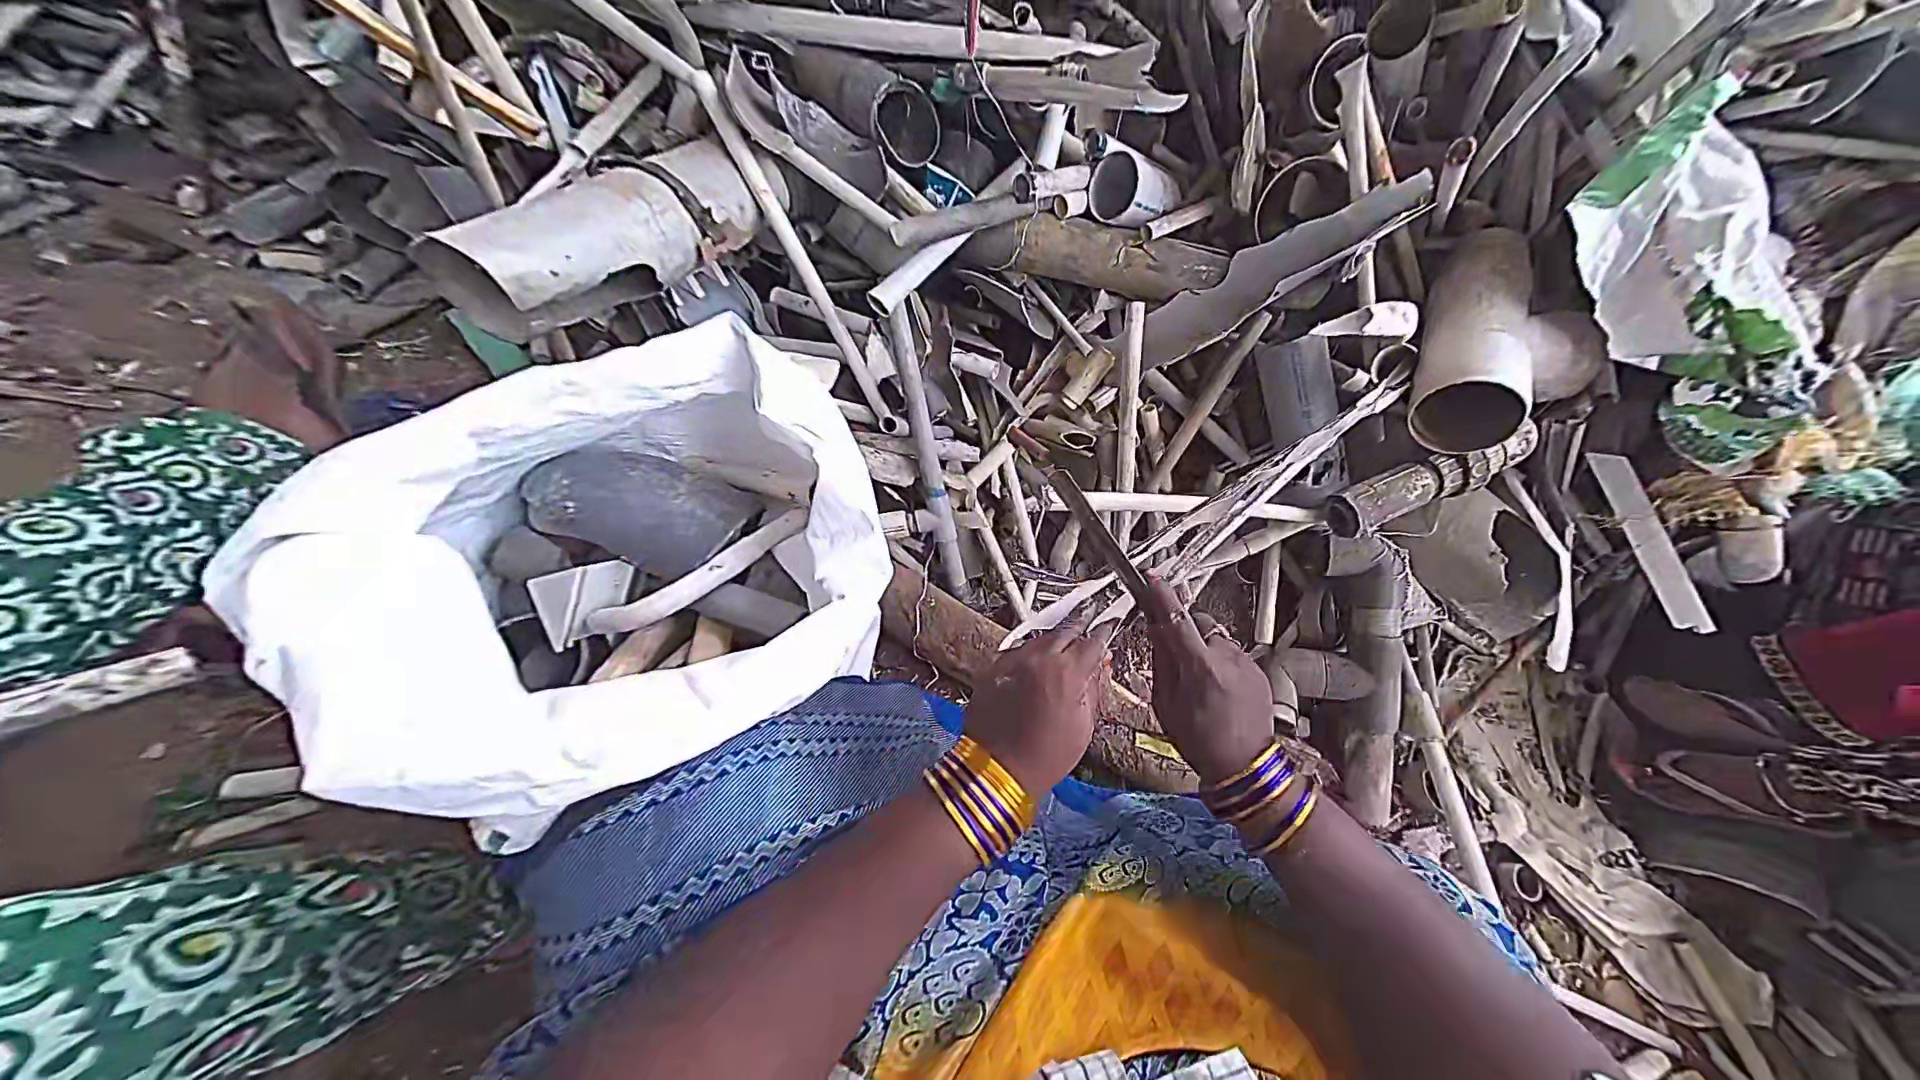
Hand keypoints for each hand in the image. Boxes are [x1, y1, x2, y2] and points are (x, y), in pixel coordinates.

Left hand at [961, 622, 1104, 794]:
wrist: (997, 768)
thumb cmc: (1043, 757)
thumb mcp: (1084, 726)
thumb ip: (1093, 689)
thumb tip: (1098, 667)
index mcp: (1067, 672)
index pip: (1093, 641)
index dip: (1105, 633)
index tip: (1109, 627)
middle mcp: (1038, 659)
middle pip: (1066, 630)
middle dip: (1079, 632)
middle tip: (1087, 635)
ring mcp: (1013, 660)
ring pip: (1040, 638)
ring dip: (1054, 642)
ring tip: (1063, 655)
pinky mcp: (994, 667)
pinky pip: (1019, 650)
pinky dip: (1031, 654)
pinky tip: (1037, 667)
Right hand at [1142, 574, 1275, 785]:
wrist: (1244, 766)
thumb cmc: (1200, 741)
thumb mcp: (1166, 702)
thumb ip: (1162, 661)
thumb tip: (1157, 629)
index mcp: (1200, 667)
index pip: (1176, 618)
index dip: (1162, 595)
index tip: (1152, 579)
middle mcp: (1227, 658)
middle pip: (1199, 624)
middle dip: (1185, 632)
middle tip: (1175, 655)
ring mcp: (1247, 663)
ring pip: (1216, 639)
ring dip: (1203, 649)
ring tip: (1199, 681)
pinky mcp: (1259, 670)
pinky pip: (1232, 654)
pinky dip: (1220, 662)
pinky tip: (1217, 688)